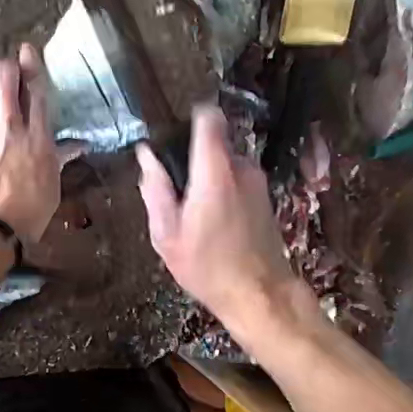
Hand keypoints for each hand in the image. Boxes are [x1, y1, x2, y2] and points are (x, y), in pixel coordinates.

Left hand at [0, 44, 60, 243]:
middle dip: (6, 69)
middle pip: (4, 77)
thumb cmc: (28, 213)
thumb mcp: (53, 186)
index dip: (32, 64)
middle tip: (9, 75)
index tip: (28, 51)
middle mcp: (11, 129)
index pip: (36, 90)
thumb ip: (61, 158)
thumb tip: (78, 145)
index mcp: (38, 138)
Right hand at [137, 104, 301, 328]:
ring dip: (208, 180)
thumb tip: (147, 156)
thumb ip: (155, 190)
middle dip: (193, 160)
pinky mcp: (265, 196)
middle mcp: (241, 167)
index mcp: (214, 171)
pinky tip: (214, 224)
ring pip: (225, 164)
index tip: (173, 140)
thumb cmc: (208, 267)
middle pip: (214, 143)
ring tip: (194, 216)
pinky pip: (237, 181)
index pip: (208, 117)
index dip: (189, 120)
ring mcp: (257, 181)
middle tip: (175, 195)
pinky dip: (223, 192)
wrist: (259, 294)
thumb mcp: (167, 235)